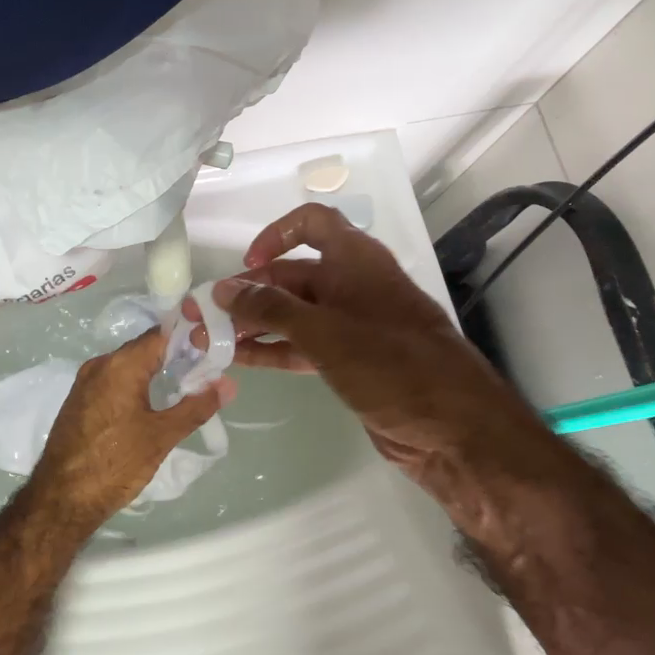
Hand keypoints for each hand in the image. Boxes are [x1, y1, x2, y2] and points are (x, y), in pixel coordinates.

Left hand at [27, 329, 234, 532]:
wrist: (63, 498)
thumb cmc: (116, 464)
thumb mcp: (162, 436)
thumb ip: (196, 406)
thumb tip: (227, 384)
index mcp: (120, 366)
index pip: (160, 335)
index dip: (188, 337)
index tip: (213, 347)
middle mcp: (99, 365)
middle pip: (143, 349)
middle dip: (174, 355)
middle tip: (205, 368)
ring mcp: (84, 383)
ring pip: (127, 366)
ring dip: (154, 371)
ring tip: (185, 385)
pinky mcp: (78, 402)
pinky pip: (112, 382)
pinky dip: (134, 384)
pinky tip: (151, 402)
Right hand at [201, 204, 556, 494]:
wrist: (454, 431)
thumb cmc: (393, 367)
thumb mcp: (325, 333)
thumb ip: (270, 310)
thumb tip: (222, 292)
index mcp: (355, 261)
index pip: (312, 224)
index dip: (275, 236)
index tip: (247, 265)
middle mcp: (353, 286)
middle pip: (292, 276)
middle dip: (247, 293)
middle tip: (199, 315)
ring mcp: (353, 327)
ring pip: (293, 315)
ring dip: (252, 325)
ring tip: (206, 342)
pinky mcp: (351, 363)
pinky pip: (302, 347)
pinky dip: (272, 351)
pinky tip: (238, 361)